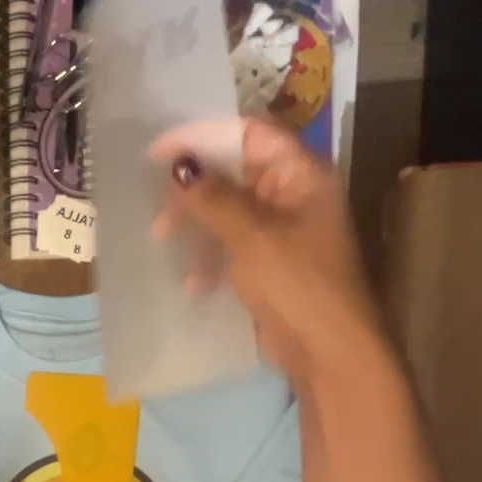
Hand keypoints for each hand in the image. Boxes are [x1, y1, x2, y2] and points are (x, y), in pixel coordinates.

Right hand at [150, 119, 386, 386]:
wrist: (325, 347)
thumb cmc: (296, 284)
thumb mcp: (251, 236)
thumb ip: (213, 199)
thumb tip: (178, 165)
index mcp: (299, 175)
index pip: (249, 135)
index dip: (204, 136)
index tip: (158, 152)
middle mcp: (290, 195)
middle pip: (234, 172)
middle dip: (193, 187)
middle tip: (156, 206)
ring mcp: (279, 231)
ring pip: (225, 211)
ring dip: (193, 224)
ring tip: (161, 241)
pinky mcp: (265, 264)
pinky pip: (227, 246)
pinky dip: (205, 257)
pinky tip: (190, 280)